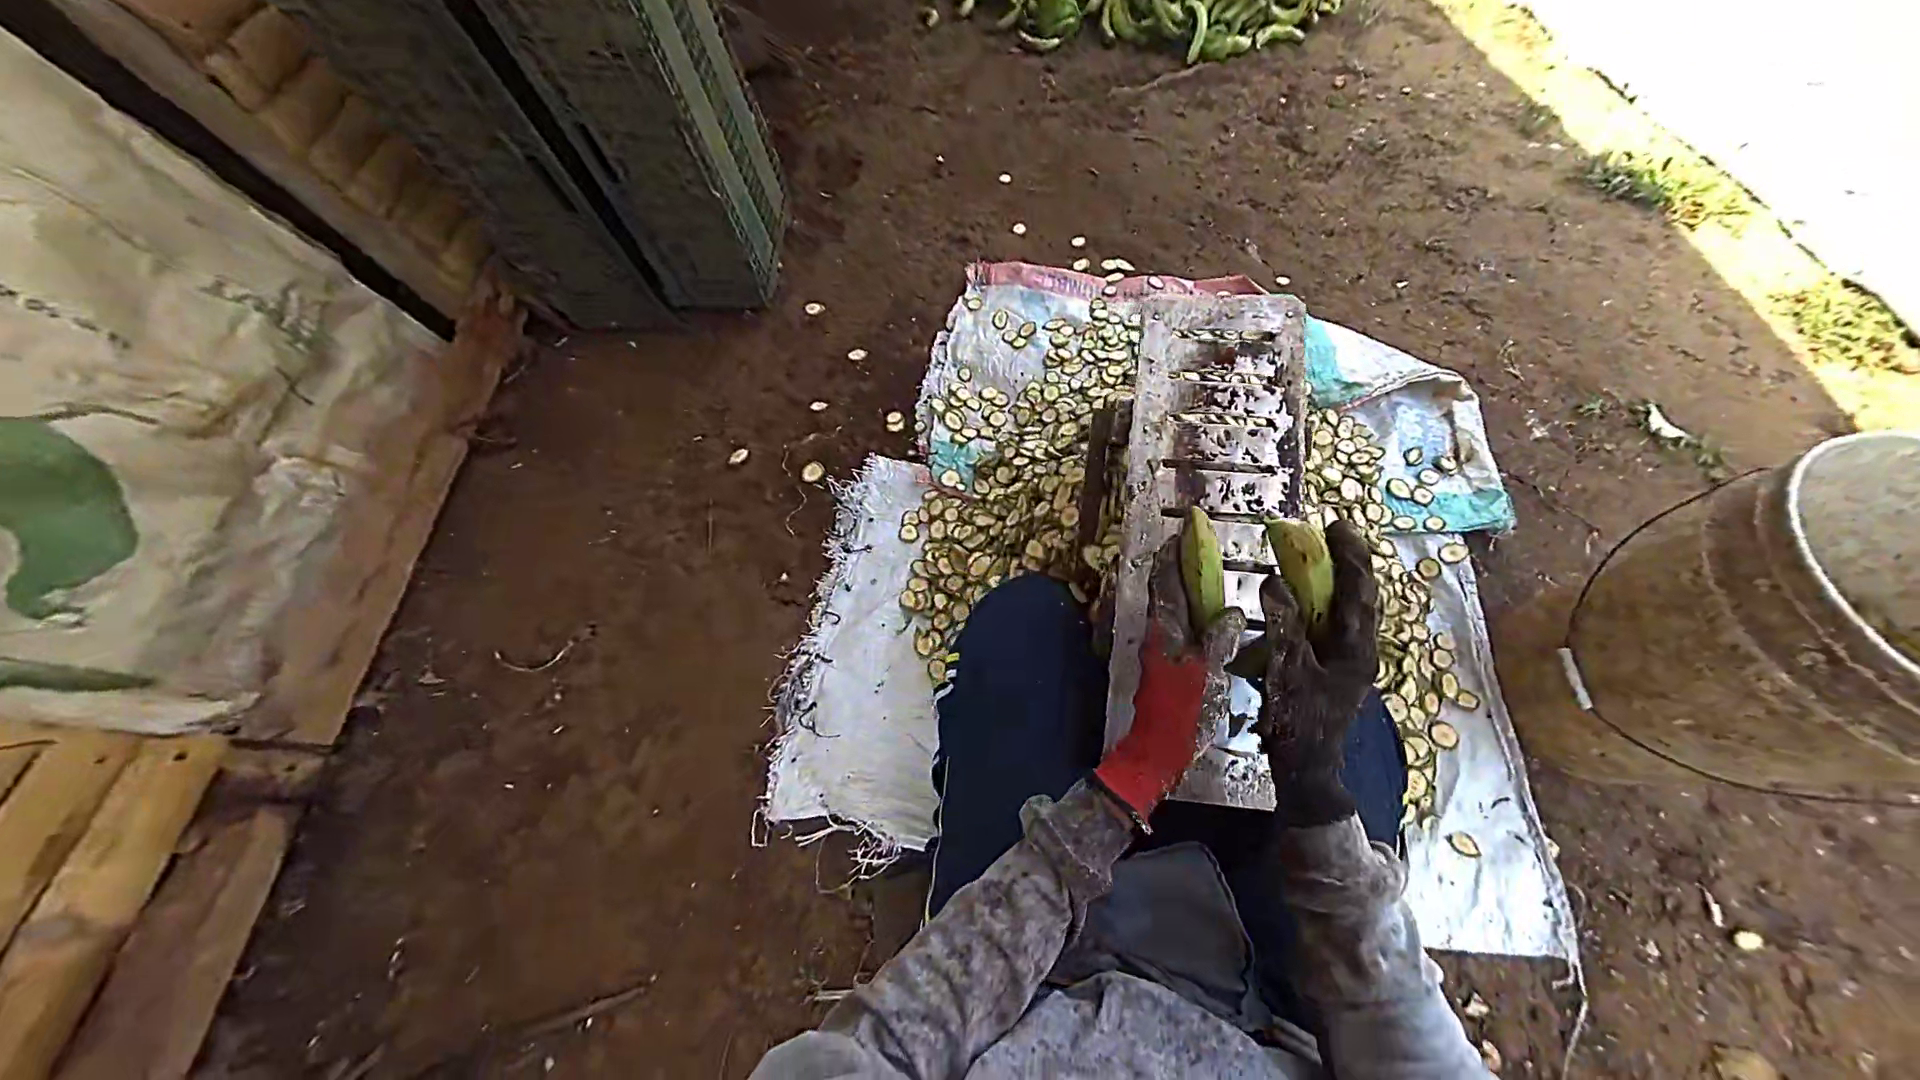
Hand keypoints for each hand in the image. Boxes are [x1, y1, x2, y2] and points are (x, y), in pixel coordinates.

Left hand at [1094, 534, 1246, 824]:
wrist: (1157, 750)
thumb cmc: (1181, 713)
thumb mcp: (1205, 676)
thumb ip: (1216, 642)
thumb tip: (1229, 611)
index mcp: (1166, 632)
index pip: (1167, 584)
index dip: (1172, 557)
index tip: (1180, 532)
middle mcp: (1159, 636)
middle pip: (1166, 592)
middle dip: (1176, 566)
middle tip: (1192, 544)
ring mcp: (1161, 650)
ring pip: (1171, 608)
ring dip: (1182, 586)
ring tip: (1202, 570)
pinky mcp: (1166, 665)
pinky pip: (1179, 628)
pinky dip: (1190, 612)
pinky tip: (1205, 615)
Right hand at [1256, 518, 1379, 827]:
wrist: (1307, 762)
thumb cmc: (1298, 719)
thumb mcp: (1287, 671)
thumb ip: (1284, 626)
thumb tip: (1273, 581)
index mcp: (1356, 649)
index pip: (1359, 592)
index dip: (1349, 557)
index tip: (1336, 526)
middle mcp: (1361, 649)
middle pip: (1363, 595)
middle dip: (1350, 562)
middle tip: (1333, 532)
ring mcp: (1351, 659)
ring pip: (1354, 608)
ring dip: (1340, 578)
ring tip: (1323, 555)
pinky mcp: (1337, 667)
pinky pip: (1337, 622)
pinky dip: (1327, 599)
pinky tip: (1312, 595)